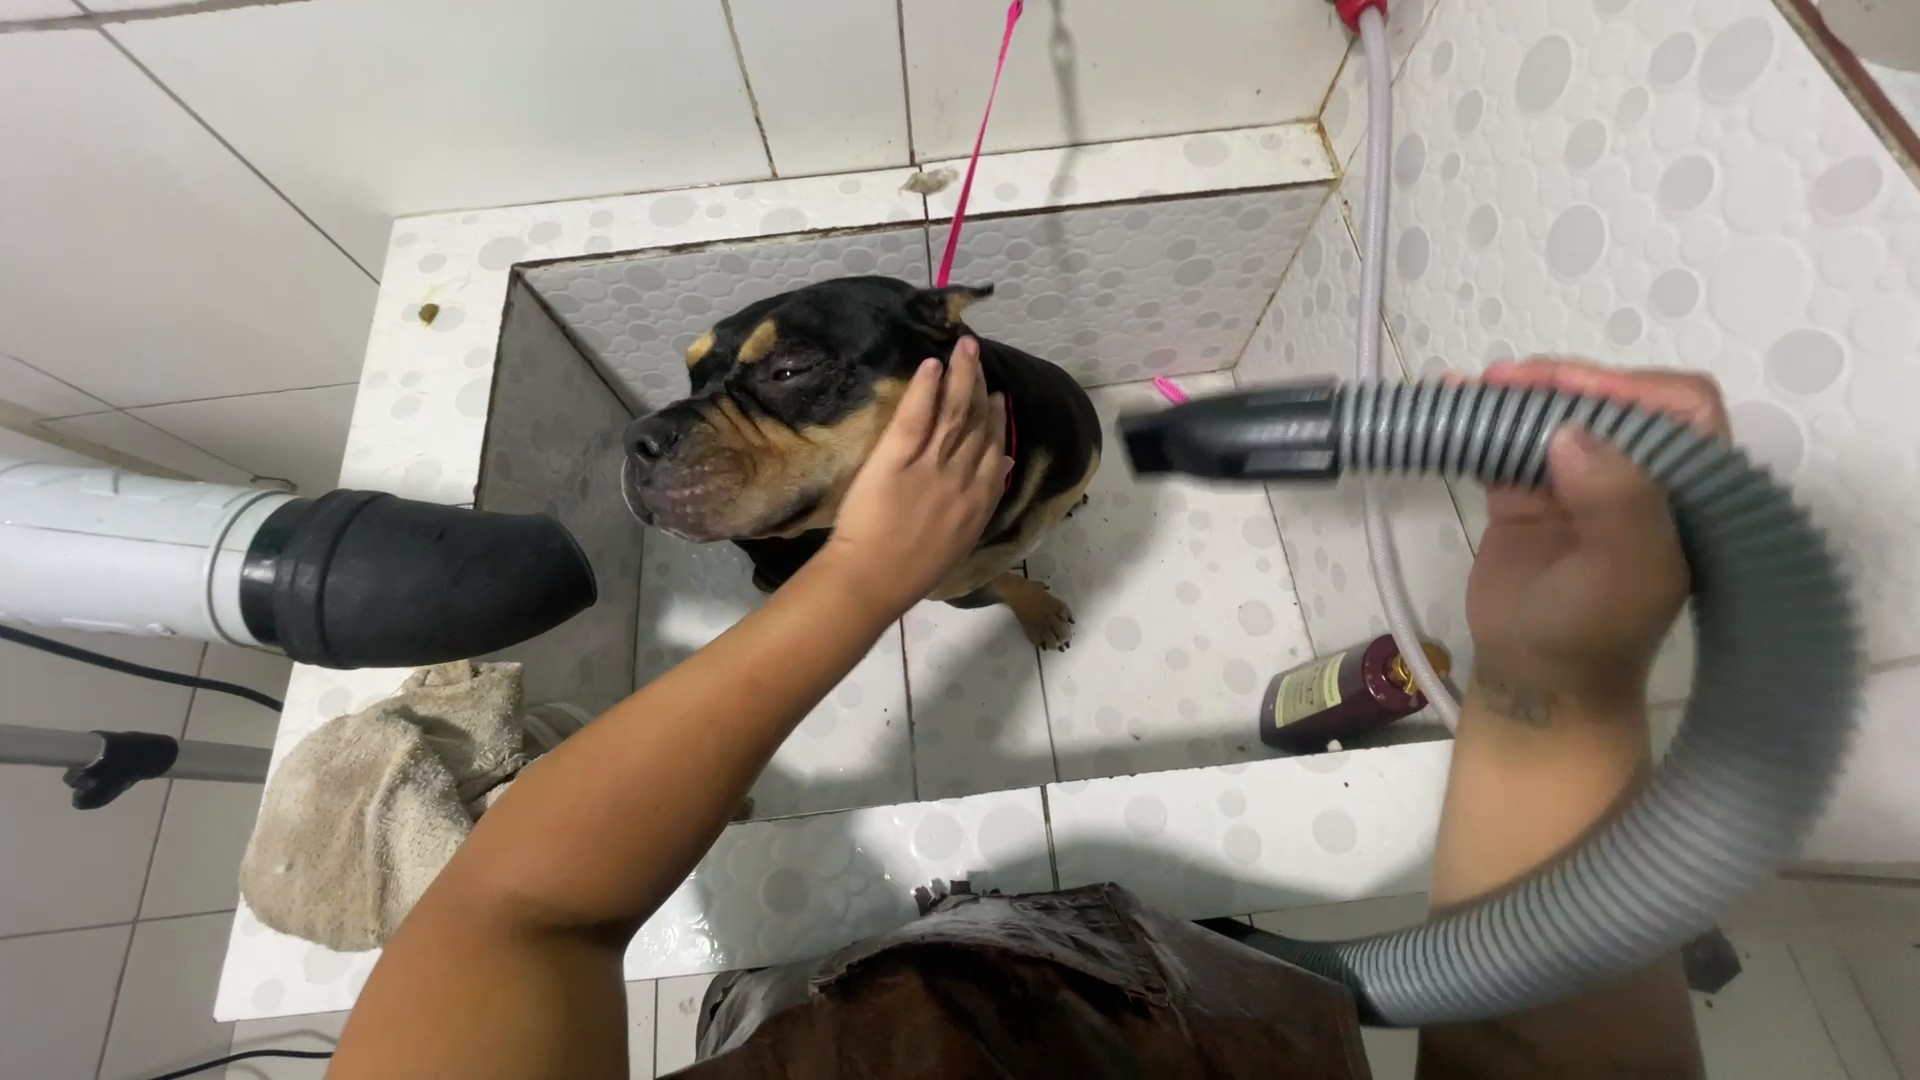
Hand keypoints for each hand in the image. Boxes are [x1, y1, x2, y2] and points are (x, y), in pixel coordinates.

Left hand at [819, 337, 1010, 616]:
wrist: (873, 579)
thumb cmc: (913, 568)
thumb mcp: (962, 537)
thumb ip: (983, 498)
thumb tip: (1005, 462)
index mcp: (980, 499)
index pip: (996, 448)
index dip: (998, 418)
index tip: (998, 396)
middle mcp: (962, 476)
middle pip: (976, 422)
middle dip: (980, 385)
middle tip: (980, 355)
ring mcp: (930, 465)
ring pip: (953, 412)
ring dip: (961, 375)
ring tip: (965, 347)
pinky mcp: (896, 458)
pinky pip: (917, 416)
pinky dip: (926, 388)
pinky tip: (933, 366)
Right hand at [1466, 358, 1729, 719]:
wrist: (1533, 674)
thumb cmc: (1593, 630)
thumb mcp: (1625, 571)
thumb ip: (1617, 500)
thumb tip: (1568, 431)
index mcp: (1686, 487)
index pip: (1676, 410)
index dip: (1625, 389)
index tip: (1562, 390)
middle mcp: (1635, 475)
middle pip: (1604, 404)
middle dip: (1555, 383)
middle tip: (1500, 378)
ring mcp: (1574, 485)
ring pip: (1549, 419)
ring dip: (1509, 398)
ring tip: (1464, 386)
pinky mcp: (1524, 498)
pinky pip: (1502, 449)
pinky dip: (1476, 428)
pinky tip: (1448, 410)